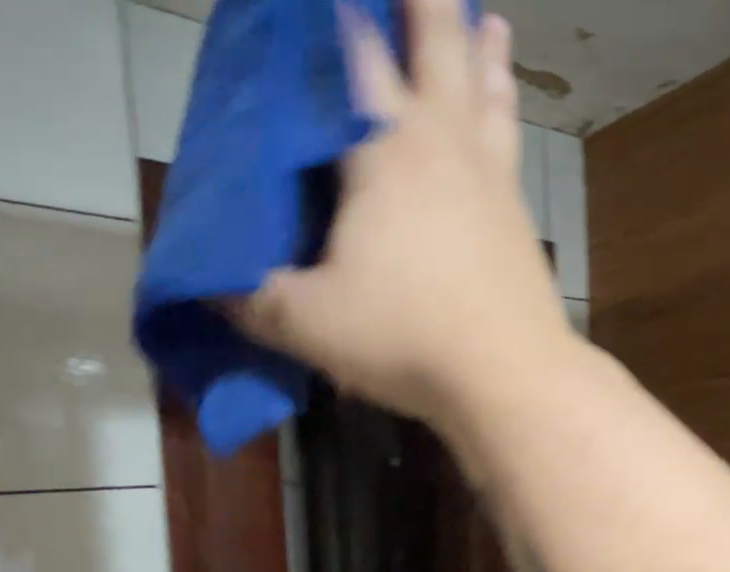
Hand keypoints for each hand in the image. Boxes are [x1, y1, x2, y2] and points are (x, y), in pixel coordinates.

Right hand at [230, 0, 572, 424]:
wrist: (510, 376)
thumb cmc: (407, 339)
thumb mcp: (308, 324)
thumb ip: (253, 300)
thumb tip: (210, 289)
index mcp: (385, 153)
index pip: (356, 58)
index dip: (337, 17)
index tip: (325, 1)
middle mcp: (444, 146)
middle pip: (438, 49)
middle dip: (424, 5)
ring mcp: (491, 177)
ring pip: (487, 91)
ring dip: (480, 49)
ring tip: (485, 18)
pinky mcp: (519, 214)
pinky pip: (509, 139)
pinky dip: (504, 108)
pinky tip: (503, 112)